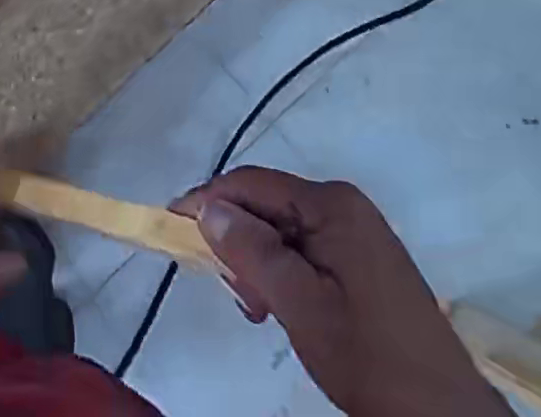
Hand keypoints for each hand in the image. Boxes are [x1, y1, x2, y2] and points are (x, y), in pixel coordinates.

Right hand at [174, 168, 508, 416]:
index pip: (250, 184)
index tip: (170, 226)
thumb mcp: (301, 305)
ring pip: (276, 228)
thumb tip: (207, 208)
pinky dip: (276, 272)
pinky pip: (297, 247)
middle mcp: (341, 205)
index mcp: (331, 205)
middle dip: (235, 239)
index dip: (207, 201)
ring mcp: (351, 230)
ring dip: (254, 261)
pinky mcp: (355, 256)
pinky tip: (276, 307)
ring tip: (256, 307)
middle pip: (263, 204)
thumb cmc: (369, 358)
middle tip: (229, 289)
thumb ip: (252, 251)